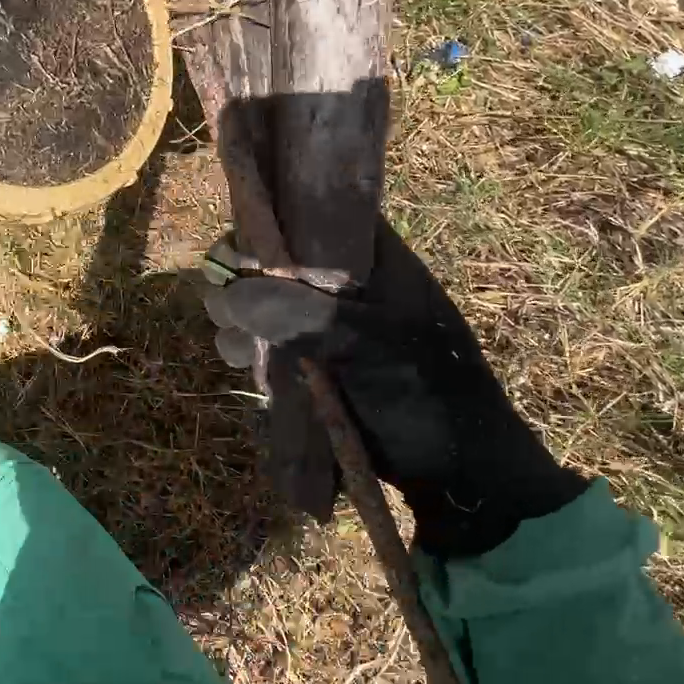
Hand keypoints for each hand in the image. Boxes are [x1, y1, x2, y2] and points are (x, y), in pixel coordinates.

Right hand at [204, 222, 586, 556]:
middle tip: (239, 314)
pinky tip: (255, 370)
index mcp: (366, 256)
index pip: (307, 210)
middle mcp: (332, 277)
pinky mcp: (298, 352)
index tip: (246, 256)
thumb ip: (304, 315)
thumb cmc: (427, 395)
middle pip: (261, 253)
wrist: (453, 474)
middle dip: (240, 282)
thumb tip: (230, 295)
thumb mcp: (373, 346)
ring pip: (248, 296)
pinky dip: (244, 348)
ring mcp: (312, 316)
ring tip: (251, 353)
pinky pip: (252, 335)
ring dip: (236, 322)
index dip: (268, 221)